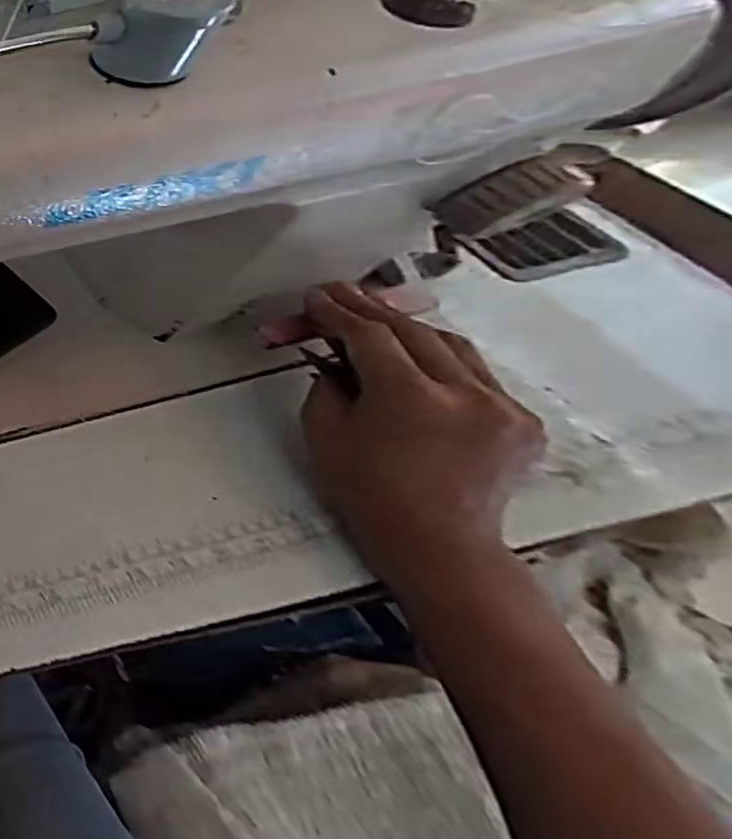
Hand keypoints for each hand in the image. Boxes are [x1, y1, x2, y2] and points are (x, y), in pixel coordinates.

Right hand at [301, 283, 544, 588]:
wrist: (435, 542)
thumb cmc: (369, 493)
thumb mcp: (325, 433)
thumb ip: (329, 386)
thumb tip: (337, 361)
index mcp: (411, 398)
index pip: (369, 336)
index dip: (337, 313)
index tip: (316, 299)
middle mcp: (466, 395)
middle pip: (413, 332)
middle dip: (369, 310)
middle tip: (338, 295)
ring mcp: (502, 407)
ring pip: (452, 345)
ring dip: (408, 328)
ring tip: (375, 317)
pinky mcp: (521, 421)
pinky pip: (476, 372)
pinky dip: (441, 357)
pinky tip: (417, 355)